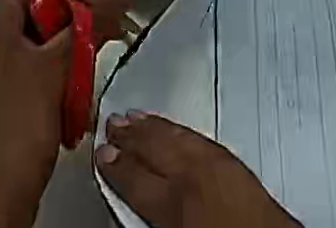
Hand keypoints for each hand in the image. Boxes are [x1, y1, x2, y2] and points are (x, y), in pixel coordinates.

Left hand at [0, 0, 137, 227]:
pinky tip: (64, 106)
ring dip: (66, 61)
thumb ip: (94, 18)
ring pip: (39, 43)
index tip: (111, 6)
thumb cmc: (10, 134)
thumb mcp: (59, 67)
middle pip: (41, 11)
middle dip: (75, 32)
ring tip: (78, 86)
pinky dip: (52, 81)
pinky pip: (30, 70)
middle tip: (98, 48)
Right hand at [96, 112, 299, 227]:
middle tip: (110, 125)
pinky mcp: (233, 163)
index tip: (102, 154)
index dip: (115, 166)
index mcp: (175, 206)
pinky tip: (170, 127)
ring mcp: (214, 166)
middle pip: (151, 149)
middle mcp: (192, 178)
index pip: (134, 178)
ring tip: (132, 117)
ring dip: (150, 126)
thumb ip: (154, 218)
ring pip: (173, 136)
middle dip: (129, 137)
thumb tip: (135, 208)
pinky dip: (177, 128)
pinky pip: (196, 137)